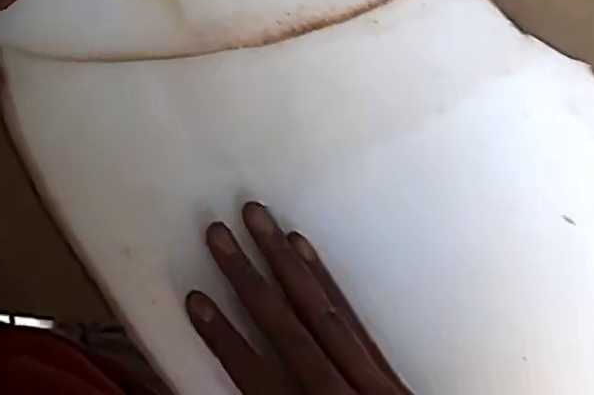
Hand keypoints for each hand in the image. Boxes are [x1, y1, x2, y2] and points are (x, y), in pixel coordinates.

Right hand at [187, 202, 411, 394]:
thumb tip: (222, 389)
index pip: (261, 383)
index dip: (225, 341)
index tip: (195, 298)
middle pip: (291, 335)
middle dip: (248, 280)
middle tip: (217, 230)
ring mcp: (380, 391)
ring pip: (324, 316)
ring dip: (284, 262)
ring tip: (257, 216)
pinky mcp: (398, 384)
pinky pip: (356, 324)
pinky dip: (326, 281)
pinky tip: (304, 248)